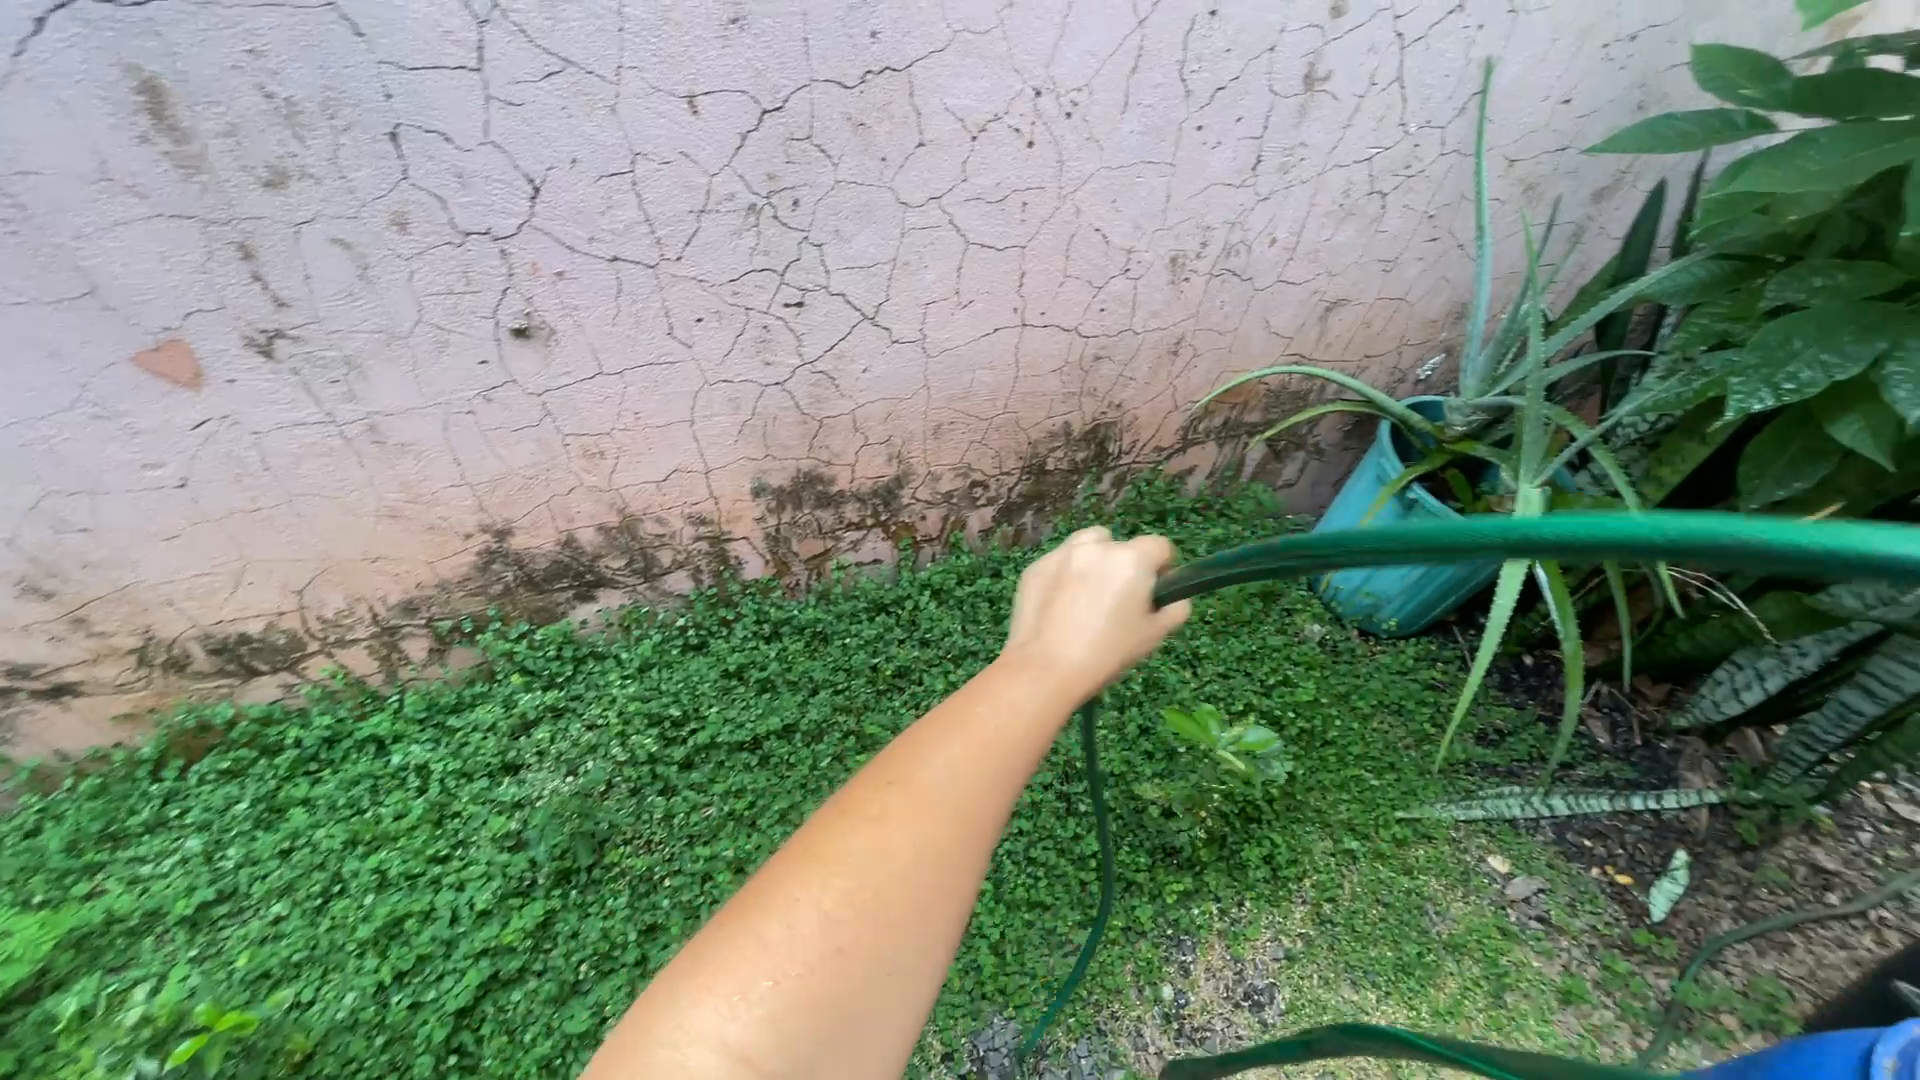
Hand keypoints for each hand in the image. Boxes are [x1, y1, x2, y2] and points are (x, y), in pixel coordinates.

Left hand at [998, 526, 1191, 699]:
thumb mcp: (1154, 635)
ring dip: (1095, 560)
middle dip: (1126, 565)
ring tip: (1089, 594)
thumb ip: (1175, 608)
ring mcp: (1062, 553)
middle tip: (1118, 599)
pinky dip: (1065, 575)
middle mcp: (1097, 547)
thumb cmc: (1108, 652)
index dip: (1162, 567)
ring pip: (1088, 544)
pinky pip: (1060, 562)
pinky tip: (1060, 605)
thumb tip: (1174, 597)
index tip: (1154, 592)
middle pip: (1121, 545)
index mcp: (1132, 559)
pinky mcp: (1036, 566)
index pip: (1160, 546)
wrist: (1047, 666)